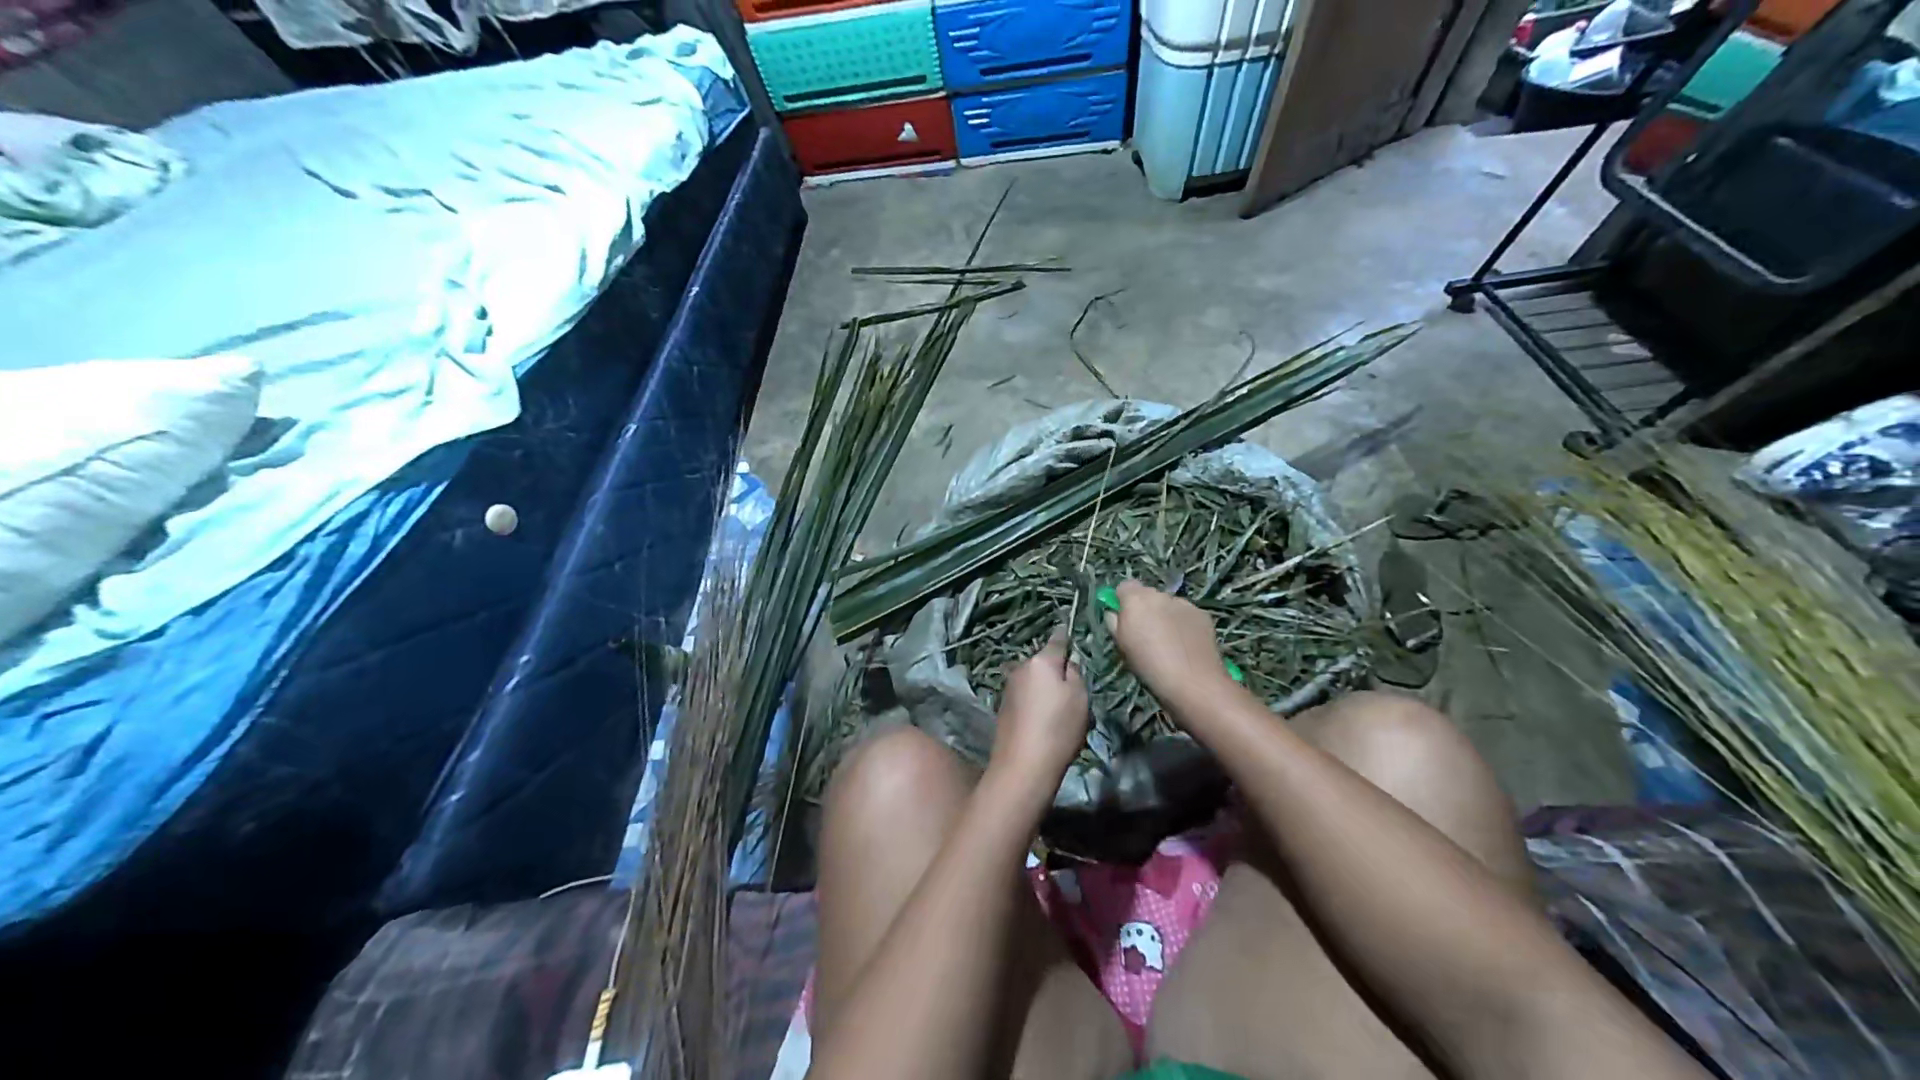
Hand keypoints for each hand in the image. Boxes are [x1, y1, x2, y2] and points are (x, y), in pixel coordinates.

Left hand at [989, 629, 1088, 796]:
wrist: (1023, 764)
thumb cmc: (1058, 727)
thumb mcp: (1080, 697)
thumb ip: (1075, 673)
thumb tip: (1067, 663)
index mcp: (1041, 661)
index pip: (1058, 640)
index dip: (1066, 636)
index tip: (1070, 630)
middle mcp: (1021, 669)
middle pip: (1045, 664)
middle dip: (1058, 673)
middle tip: (1076, 695)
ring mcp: (1009, 689)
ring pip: (1035, 682)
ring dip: (1047, 691)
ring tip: (1063, 716)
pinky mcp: (1003, 708)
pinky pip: (1026, 698)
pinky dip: (1037, 705)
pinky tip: (1046, 725)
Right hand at [1105, 581, 1235, 713]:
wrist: (1193, 680)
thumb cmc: (1148, 665)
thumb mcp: (1121, 645)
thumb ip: (1114, 622)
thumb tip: (1114, 613)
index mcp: (1135, 599)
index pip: (1124, 585)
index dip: (1123, 600)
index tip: (1124, 618)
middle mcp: (1160, 595)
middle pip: (1148, 594)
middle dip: (1145, 608)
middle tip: (1146, 633)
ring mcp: (1184, 603)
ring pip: (1168, 604)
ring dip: (1165, 615)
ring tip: (1169, 641)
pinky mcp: (1202, 614)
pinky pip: (1186, 614)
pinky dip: (1183, 623)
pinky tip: (1185, 644)